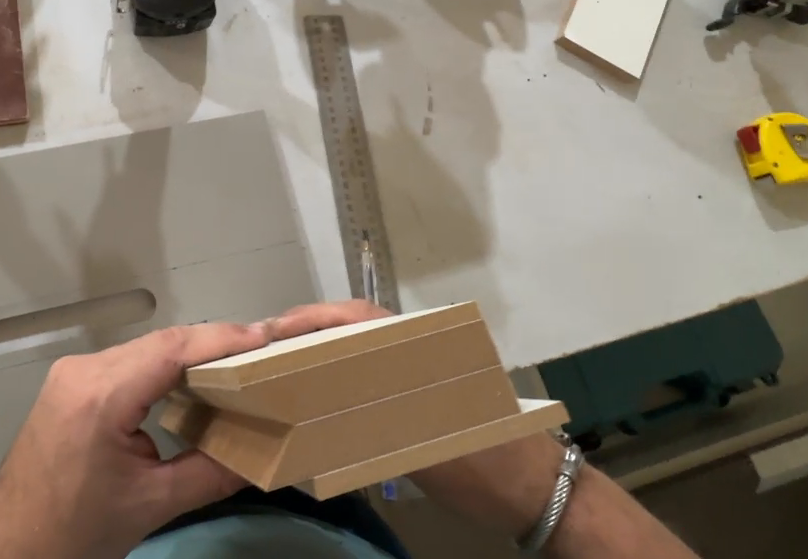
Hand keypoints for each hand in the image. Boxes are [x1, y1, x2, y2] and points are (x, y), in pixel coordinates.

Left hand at [0, 321, 272, 558]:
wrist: (11, 544)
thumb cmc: (76, 529)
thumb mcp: (152, 505)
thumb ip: (210, 474)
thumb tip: (260, 457)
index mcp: (101, 396)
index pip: (170, 349)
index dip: (220, 338)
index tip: (263, 336)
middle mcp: (84, 369)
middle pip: (159, 343)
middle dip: (212, 343)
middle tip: (260, 349)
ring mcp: (73, 371)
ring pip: (144, 348)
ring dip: (187, 353)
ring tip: (235, 361)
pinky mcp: (70, 380)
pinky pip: (127, 361)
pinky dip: (162, 365)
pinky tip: (189, 378)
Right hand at [257, 300, 565, 537]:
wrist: (540, 491)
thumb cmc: (482, 466)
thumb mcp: (421, 453)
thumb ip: (367, 430)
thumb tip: (310, 418)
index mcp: (416, 346)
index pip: (352, 316)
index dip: (309, 319)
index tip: (272, 331)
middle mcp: (416, 344)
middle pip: (352, 322)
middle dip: (308, 329)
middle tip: (267, 347)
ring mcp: (421, 362)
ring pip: (361, 341)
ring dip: (323, 346)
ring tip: (286, 363)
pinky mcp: (424, 385)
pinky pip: (374, 364)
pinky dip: (343, 367)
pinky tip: (323, 389)